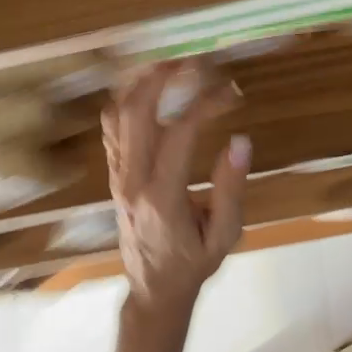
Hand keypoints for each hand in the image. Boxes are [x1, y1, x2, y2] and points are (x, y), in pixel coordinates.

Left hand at [102, 60, 251, 312]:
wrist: (153, 291)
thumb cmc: (194, 263)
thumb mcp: (225, 235)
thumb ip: (230, 189)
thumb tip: (240, 141)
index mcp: (162, 197)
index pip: (180, 133)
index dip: (205, 104)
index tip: (230, 92)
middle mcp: (132, 181)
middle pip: (136, 112)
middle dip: (162, 78)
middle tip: (191, 61)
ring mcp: (117, 176)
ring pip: (117, 116)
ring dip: (140, 84)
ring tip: (169, 66)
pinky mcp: (113, 175)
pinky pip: (111, 129)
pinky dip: (126, 101)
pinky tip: (147, 88)